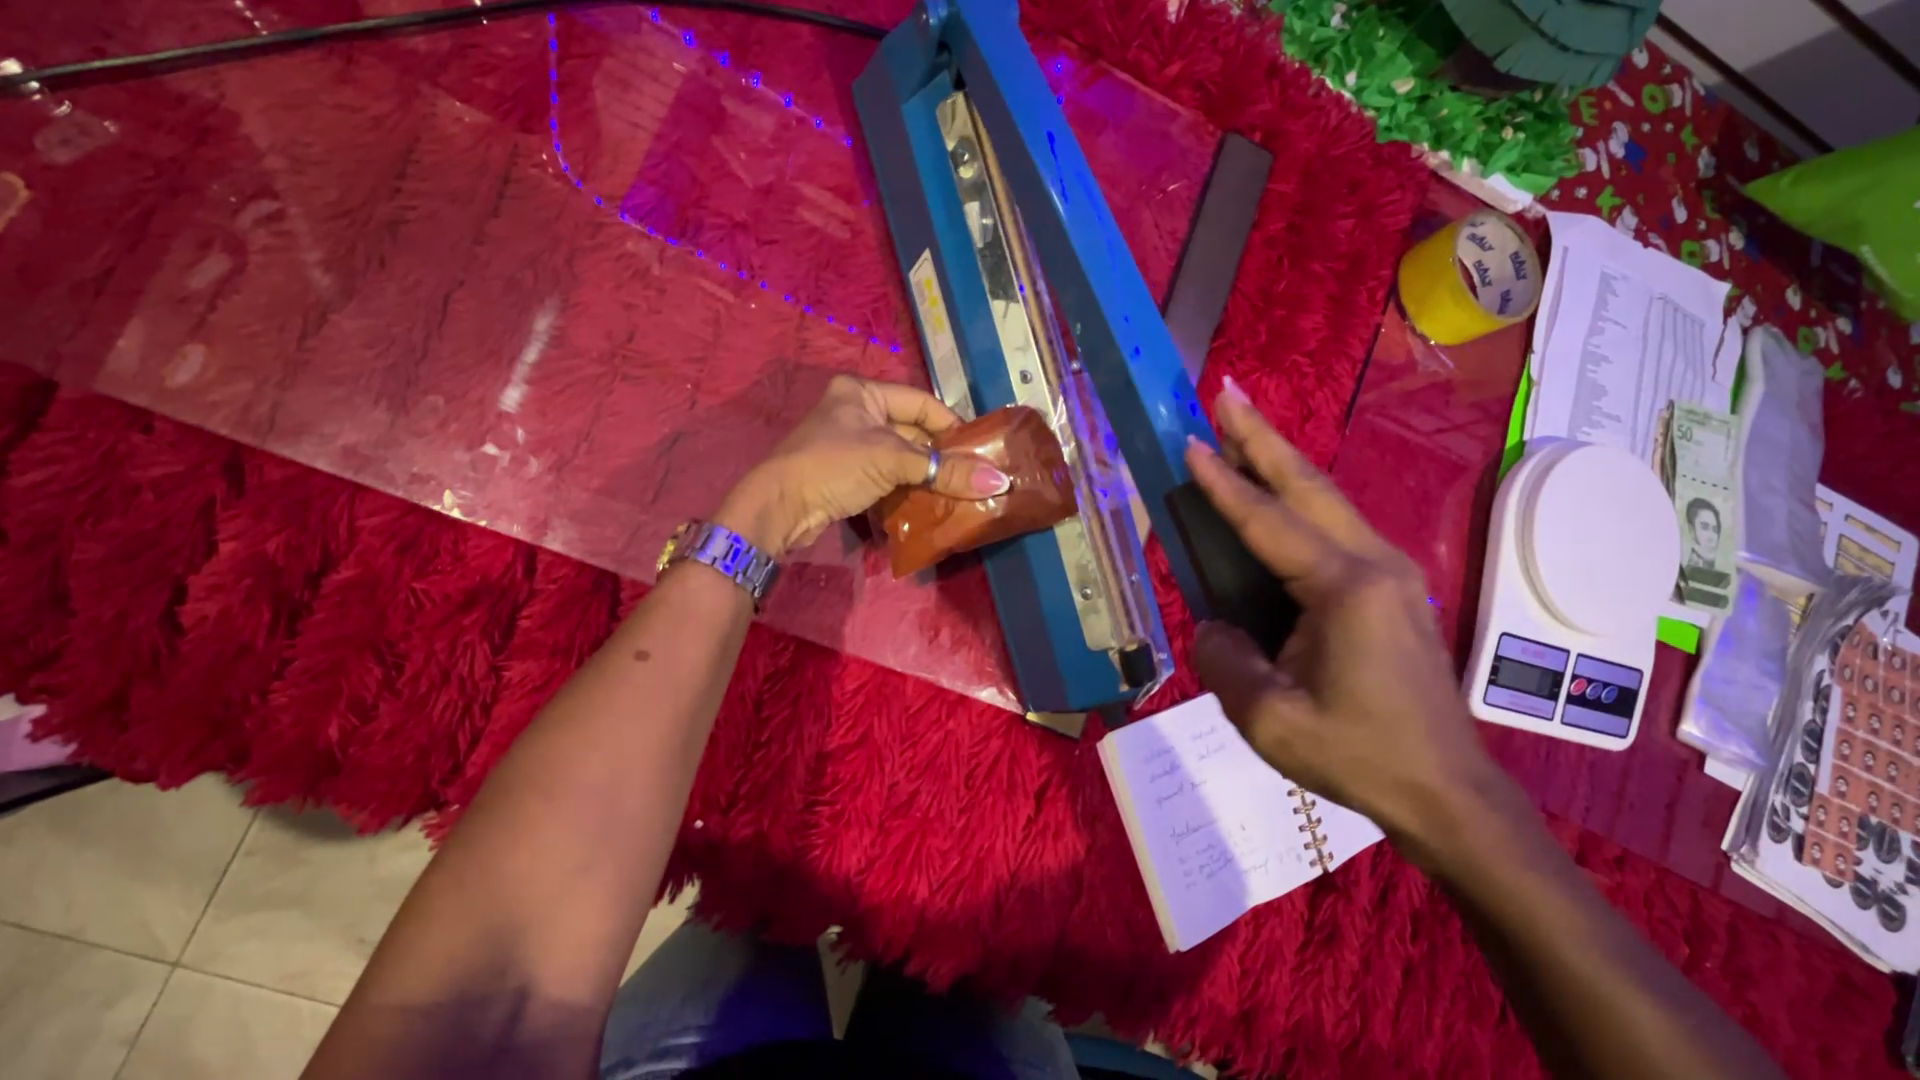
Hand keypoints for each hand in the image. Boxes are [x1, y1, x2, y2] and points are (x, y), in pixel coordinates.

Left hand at [715, 375, 1009, 557]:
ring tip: (960, 493)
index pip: (921, 402)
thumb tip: (998, 482)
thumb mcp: (892, 461)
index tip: (979, 451)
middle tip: (974, 476)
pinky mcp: (846, 475)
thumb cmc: (832, 466)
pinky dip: (908, 488)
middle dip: (941, 455)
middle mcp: (856, 412)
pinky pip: (888, 476)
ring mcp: (850, 445)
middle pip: (913, 431)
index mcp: (863, 392)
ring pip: (901, 457)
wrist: (779, 507)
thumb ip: (944, 471)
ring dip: (927, 475)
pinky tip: (931, 504)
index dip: (951, 426)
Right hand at [1184, 378, 1502, 847]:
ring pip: (1327, 500)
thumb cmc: (1358, 754)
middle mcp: (1374, 563)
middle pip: (1308, 485)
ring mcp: (1390, 572)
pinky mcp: (1391, 589)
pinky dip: (1299, 499)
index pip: (1269, 522)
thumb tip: (1214, 624)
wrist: (1444, 789)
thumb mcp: (1269, 720)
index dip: (1224, 481)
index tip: (1188, 438)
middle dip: (1261, 437)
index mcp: (1344, 589)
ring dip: (1281, 461)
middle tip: (1224, 390)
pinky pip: (1336, 528)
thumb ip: (1225, 660)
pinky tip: (1277, 495)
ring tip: (1241, 428)